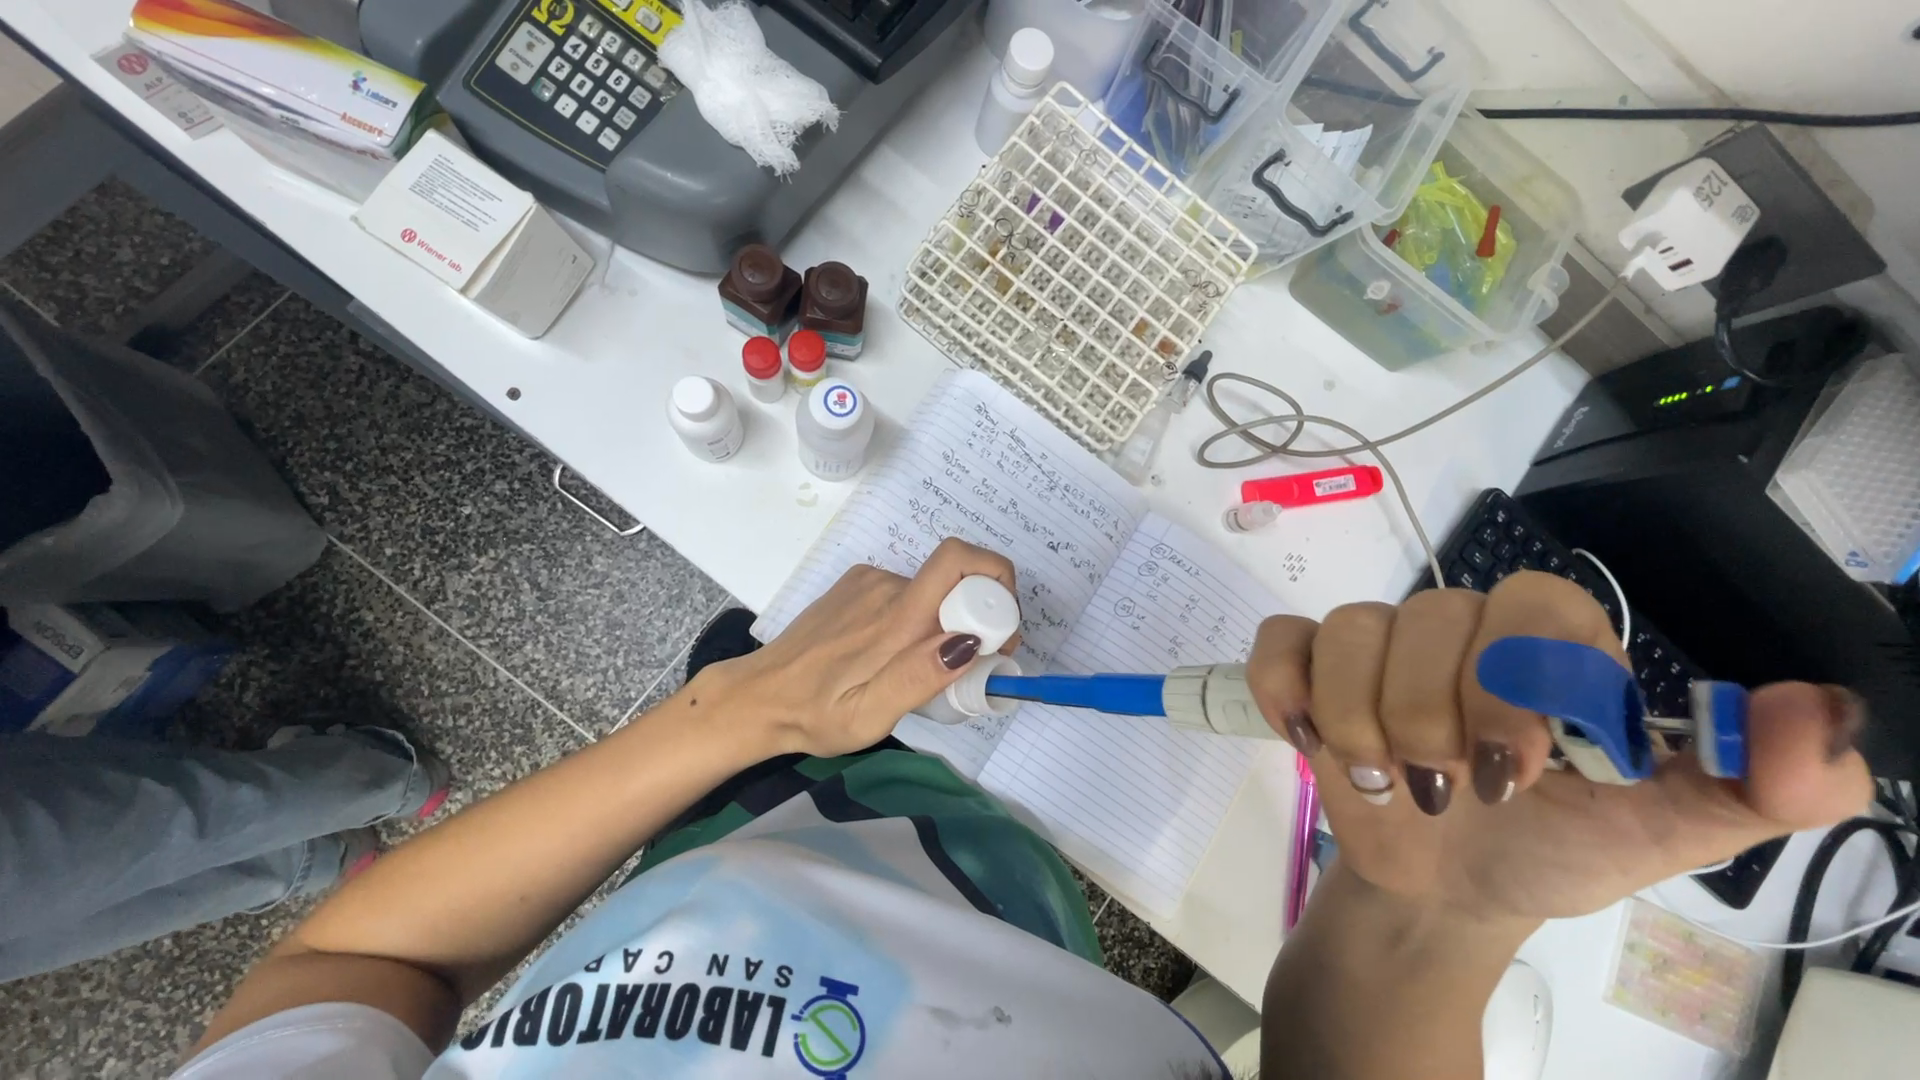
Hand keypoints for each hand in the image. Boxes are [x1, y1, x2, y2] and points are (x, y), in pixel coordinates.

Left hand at [699, 539, 1018, 758]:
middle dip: (975, 621)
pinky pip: (907, 595)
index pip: (958, 560)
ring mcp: (869, 582)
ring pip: (931, 594)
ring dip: (943, 626)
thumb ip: (919, 677)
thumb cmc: (815, 714)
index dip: (996, 581)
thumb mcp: (870, 715)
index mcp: (894, 617)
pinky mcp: (857, 586)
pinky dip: (917, 622)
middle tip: (963, 671)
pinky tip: (892, 658)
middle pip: (954, 583)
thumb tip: (968, 641)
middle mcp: (885, 587)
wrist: (757, 696)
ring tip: (917, 674)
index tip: (999, 633)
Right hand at [1247, 571, 1872, 926]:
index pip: (1535, 604)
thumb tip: (1811, 710)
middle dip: (1431, 720)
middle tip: (1448, 790)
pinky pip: (1281, 642)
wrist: (1445, 887)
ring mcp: (1375, 645)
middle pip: (1429, 616)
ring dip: (1363, 726)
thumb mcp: (1669, 834)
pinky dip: (1287, 692)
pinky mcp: (1306, 668)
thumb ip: (1766, 787)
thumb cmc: (1552, 851)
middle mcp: (1459, 630)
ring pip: (1352, 631)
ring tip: (1384, 782)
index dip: (1516, 679)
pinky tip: (1311, 741)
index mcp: (1547, 649)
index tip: (1515, 770)